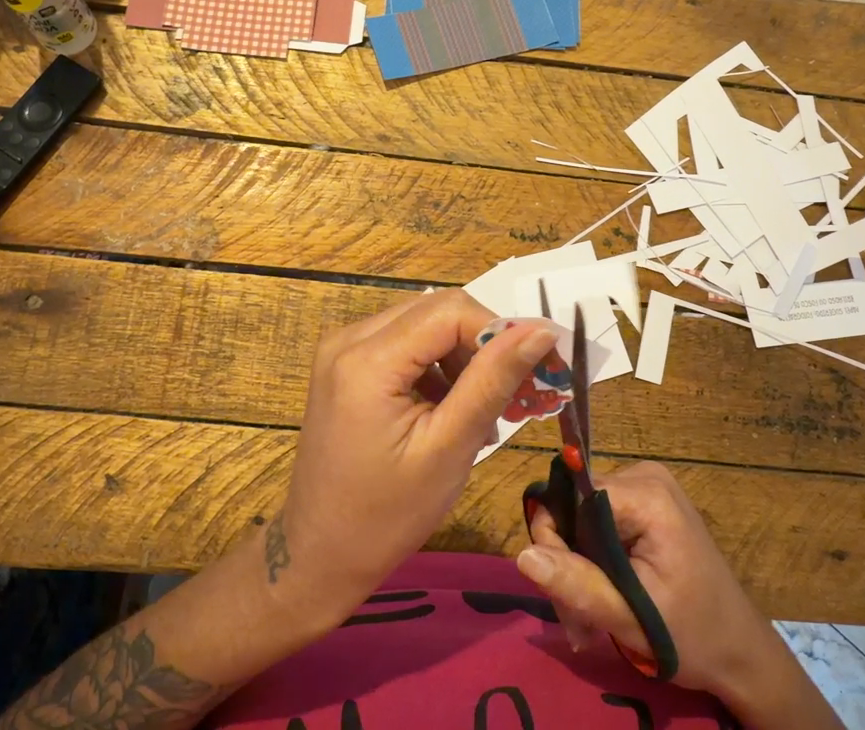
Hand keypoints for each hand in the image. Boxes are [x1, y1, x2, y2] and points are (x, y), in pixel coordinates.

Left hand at [276, 290, 556, 617]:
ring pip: (423, 326)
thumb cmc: (387, 514)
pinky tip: (454, 411)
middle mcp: (348, 339)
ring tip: (487, 413)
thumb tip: (539, 332)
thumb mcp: (449, 448)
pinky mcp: (345, 367)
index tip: (542, 366)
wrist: (321, 552)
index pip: (451, 311)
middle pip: (436, 312)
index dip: (502, 329)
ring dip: (464, 358)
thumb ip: (492, 382)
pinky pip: (404, 346)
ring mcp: (342, 351)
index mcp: (367, 360)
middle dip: (485, 344)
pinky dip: (437, 368)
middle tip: (522, 392)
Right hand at [515, 461, 777, 697]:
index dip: (555, 544)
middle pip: (573, 509)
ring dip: (577, 568)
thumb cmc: (693, 636)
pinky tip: (604, 597)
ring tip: (589, 619)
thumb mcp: (630, 617)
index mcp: (646, 495)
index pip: (569, 499)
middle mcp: (644, 477)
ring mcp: (647, 487)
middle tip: (579, 621)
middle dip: (567, 565)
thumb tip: (523, 555)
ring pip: (580, 518)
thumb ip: (577, 584)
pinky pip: (598, 521)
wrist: (741, 652)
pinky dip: (594, 561)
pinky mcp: (646, 502)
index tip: (565, 598)